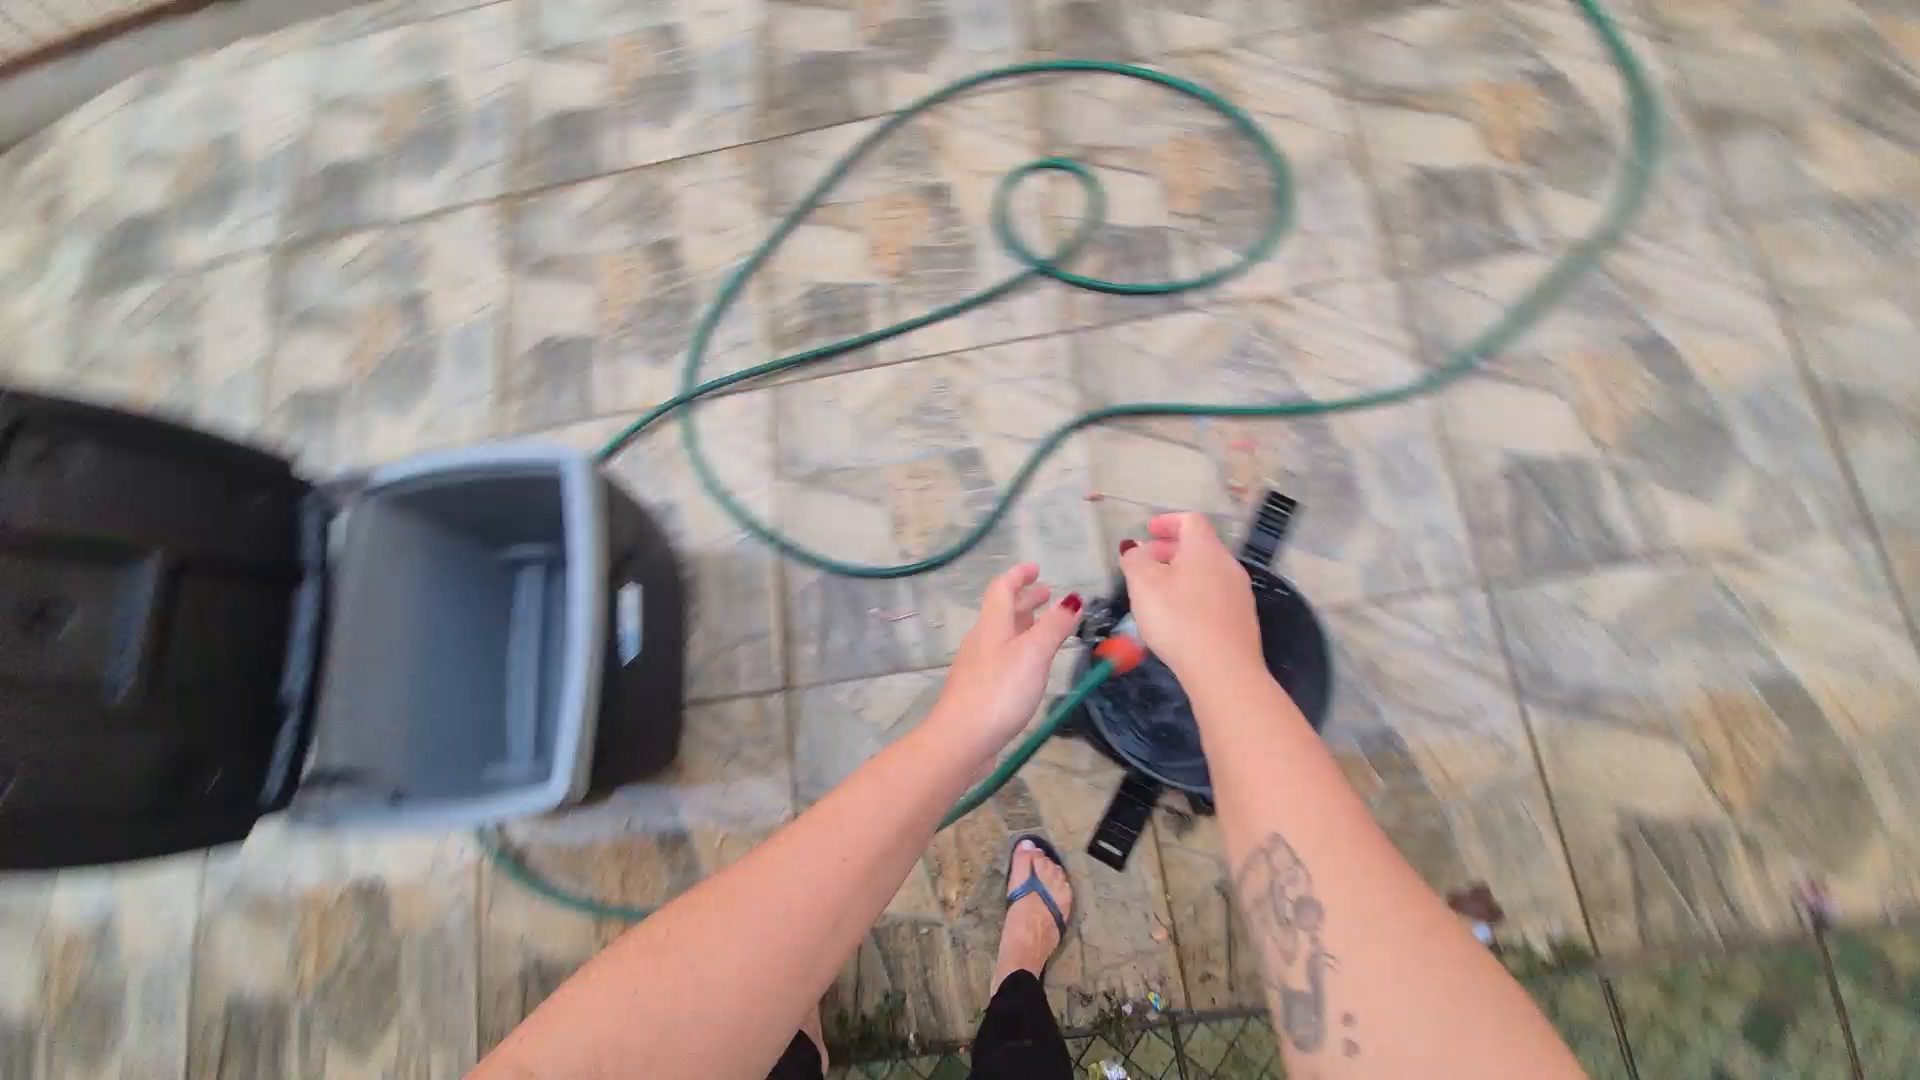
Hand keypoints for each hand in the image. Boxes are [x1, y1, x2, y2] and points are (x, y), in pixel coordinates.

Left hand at [935, 563, 1082, 748]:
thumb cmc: (999, 691)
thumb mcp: (1033, 654)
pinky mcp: (978, 689)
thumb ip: (1054, 627)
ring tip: (1044, 625)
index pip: (1002, 589)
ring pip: (1002, 634)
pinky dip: (1018, 648)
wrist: (960, 739)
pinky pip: (1001, 656)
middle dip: (1025, 599)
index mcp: (992, 625)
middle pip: (1002, 611)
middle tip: (1047, 594)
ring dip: (1023, 624)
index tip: (1036, 568)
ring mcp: (977, 666)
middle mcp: (981, 640)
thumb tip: (1072, 598)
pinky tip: (1028, 664)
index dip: (1019, 575)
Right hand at [1116, 513, 1263, 679]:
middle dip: (1171, 549)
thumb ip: (1135, 560)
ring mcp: (1239, 593)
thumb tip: (1134, 548)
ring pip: (1207, 571)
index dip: (1167, 521)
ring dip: (1182, 572)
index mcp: (1205, 549)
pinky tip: (1179, 616)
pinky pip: (1214, 593)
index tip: (1148, 531)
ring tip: (1158, 590)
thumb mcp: (1144, 585)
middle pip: (1200, 545)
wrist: (1224, 670)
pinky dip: (1194, 592)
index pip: (1190, 520)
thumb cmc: (1179, 619)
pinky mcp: (1241, 619)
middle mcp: (1227, 565)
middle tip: (1147, 561)